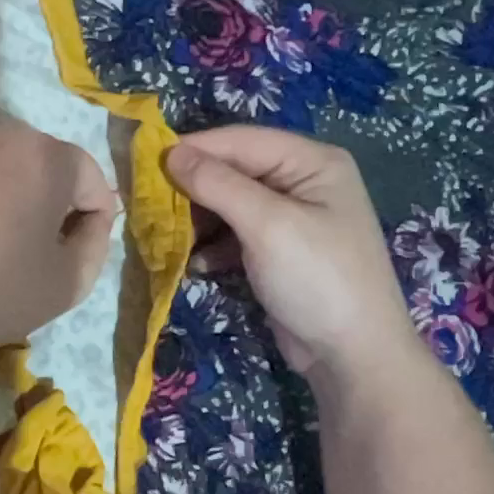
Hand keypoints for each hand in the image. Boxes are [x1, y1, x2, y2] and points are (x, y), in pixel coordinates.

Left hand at [0, 119, 115, 367]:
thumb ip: (97, 239)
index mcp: (46, 156)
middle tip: (41, 250)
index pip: (92, 179)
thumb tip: (90, 217)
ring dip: (18, 196)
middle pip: (50, 165)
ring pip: (10, 168)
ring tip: (4, 244)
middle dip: (55, 200)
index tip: (74, 254)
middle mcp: (2, 136)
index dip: (95, 219)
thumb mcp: (71, 280)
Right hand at [165, 126, 416, 379]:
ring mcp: (290, 218)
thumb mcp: (267, 225)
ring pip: (228, 205)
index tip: (143, 165)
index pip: (241, 140)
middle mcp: (301, 182)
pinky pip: (233, 235)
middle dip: (192, 188)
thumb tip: (170, 154)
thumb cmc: (316, 278)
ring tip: (168, 237)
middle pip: (233, 170)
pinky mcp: (276, 252)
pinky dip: (211, 246)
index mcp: (311, 162)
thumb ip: (219, 185)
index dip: (193, 149)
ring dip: (197, 220)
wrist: (350, 353)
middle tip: (149, 206)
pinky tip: (196, 264)